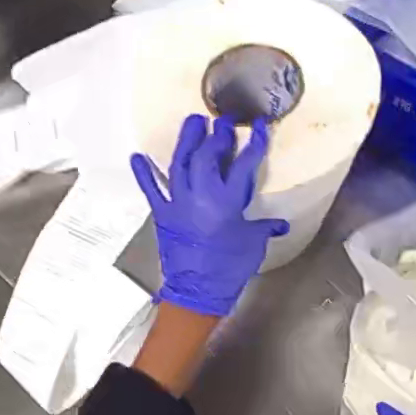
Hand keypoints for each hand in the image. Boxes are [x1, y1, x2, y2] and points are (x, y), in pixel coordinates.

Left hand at [132, 114, 289, 317]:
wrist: (198, 291)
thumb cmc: (230, 268)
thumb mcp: (253, 243)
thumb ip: (263, 227)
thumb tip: (278, 223)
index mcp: (228, 201)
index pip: (244, 163)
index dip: (254, 142)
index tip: (258, 126)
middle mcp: (202, 196)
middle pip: (207, 156)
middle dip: (216, 136)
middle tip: (222, 123)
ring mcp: (179, 203)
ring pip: (180, 164)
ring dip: (186, 141)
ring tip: (192, 123)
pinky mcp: (163, 214)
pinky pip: (151, 190)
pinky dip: (144, 173)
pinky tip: (138, 156)